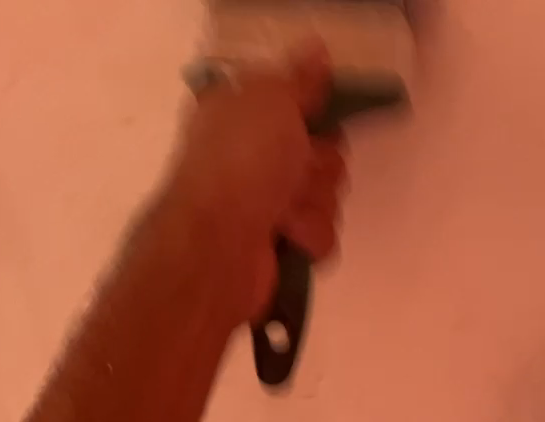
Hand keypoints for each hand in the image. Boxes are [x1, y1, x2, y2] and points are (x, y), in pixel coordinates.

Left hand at [164, 44, 348, 320]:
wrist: (219, 246)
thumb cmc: (240, 162)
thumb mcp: (271, 98)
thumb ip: (299, 77)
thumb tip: (316, 50)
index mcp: (239, 115)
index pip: (295, 103)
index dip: (312, 110)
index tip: (314, 118)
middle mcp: (252, 160)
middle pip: (322, 152)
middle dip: (319, 164)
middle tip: (296, 172)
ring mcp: (266, 207)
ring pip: (325, 196)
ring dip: (314, 204)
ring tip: (285, 213)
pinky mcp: (281, 248)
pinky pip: (321, 235)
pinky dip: (310, 236)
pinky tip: (287, 238)